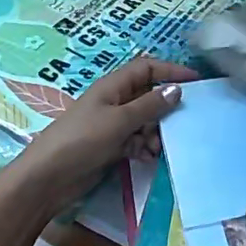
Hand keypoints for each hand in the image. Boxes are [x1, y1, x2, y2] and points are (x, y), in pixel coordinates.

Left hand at [0, 58, 198, 210]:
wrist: (49, 176)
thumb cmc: (82, 140)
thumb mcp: (119, 121)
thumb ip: (149, 106)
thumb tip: (177, 89)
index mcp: (112, 87)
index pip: (145, 68)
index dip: (170, 71)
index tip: (197, 81)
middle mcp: (113, 102)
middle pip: (148, 96)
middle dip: (165, 109)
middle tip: (182, 124)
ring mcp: (111, 125)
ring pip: (144, 122)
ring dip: (155, 133)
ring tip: (157, 148)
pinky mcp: (110, 147)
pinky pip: (136, 141)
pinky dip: (144, 147)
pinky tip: (147, 158)